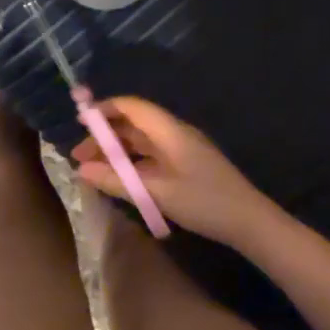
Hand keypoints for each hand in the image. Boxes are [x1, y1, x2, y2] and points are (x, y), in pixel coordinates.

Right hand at [70, 97, 280, 245]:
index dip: (104, 109)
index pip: (132, 107)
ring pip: (141, 142)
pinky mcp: (186, 167)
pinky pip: (151, 157)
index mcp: (170, 131)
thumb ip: (117, 180)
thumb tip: (81, 170)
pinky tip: (119, 180)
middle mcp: (175, 134)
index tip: (79, 123)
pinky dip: (131, 164)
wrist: (250, 223)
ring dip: (116, 152)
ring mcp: (182, 151)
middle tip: (80, 157)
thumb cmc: (204, 202)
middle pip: (133, 124)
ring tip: (93, 170)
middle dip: (104, 136)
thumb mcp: (156, 193)